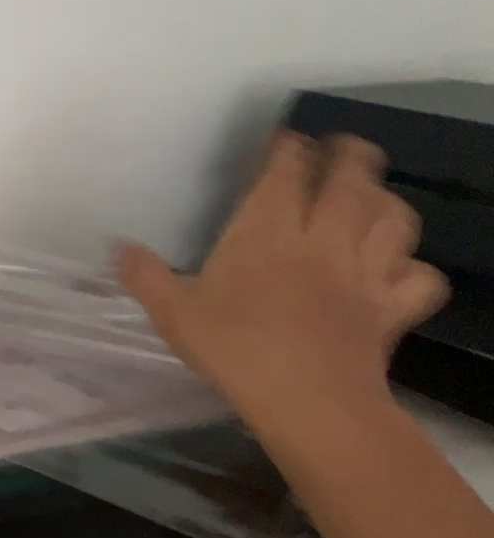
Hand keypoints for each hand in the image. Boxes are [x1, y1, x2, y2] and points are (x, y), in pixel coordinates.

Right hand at [118, 133, 448, 411]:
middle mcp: (322, 242)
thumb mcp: (170, 311)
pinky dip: (412, 266)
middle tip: (341, 144)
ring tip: (372, 195)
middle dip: (349, 156)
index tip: (285, 137)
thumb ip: (144, 274)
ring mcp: (365, 274)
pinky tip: (396, 267)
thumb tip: (118, 245)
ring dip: (386, 200)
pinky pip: (419, 277)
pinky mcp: (393, 308)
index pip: (284, 176)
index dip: (288, 151)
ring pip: (394, 220)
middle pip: (351, 184)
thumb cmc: (231, 347)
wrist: (308, 399)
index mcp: (265, 235)